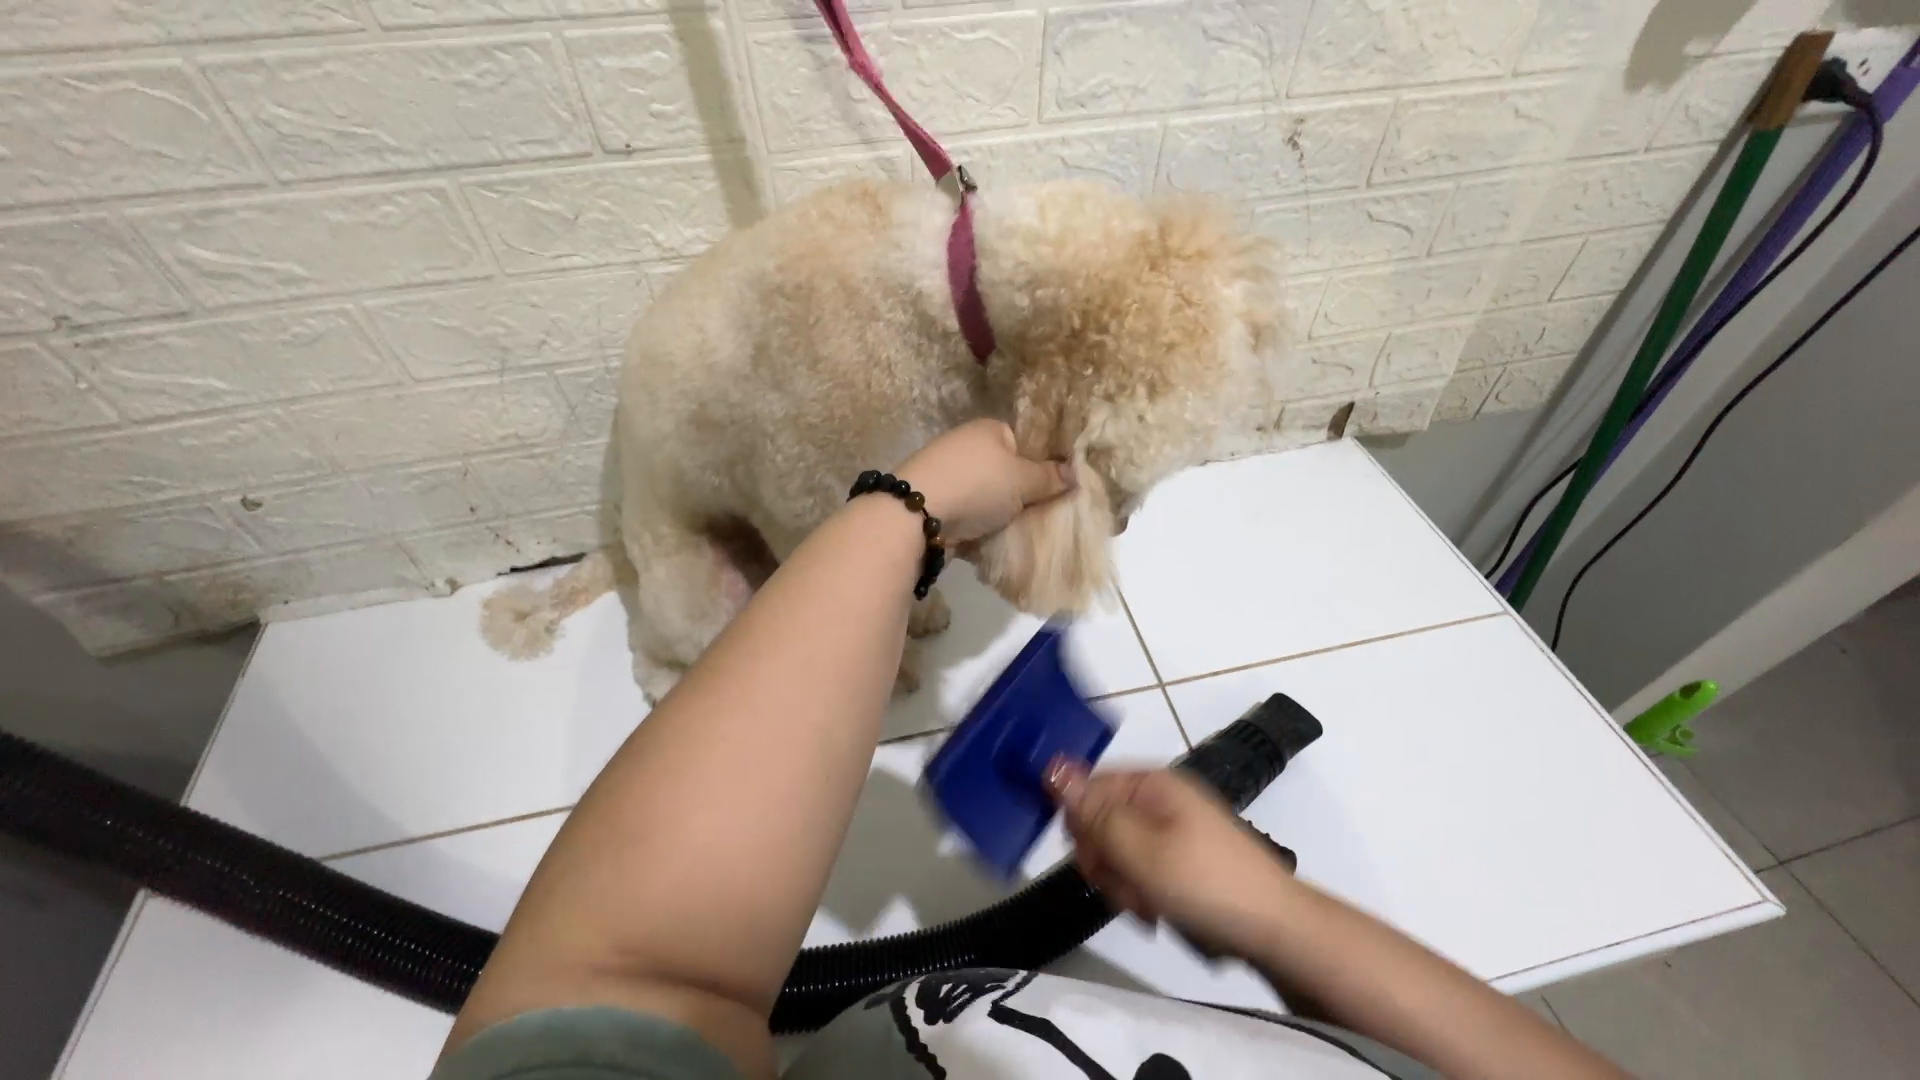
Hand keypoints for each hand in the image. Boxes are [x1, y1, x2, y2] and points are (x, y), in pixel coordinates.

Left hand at [896, 419, 1072, 544]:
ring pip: (990, 499)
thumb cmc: (976, 485)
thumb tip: (1076, 472)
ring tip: (1026, 533)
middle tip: (1048, 516)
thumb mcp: (1023, 479)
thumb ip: (1051, 477)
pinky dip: (983, 530)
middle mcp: (967, 449)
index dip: (1044, 465)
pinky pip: (972, 518)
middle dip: (1025, 496)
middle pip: (1008, 474)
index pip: (1026, 443)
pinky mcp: (938, 507)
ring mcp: (950, 478)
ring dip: (1003, 516)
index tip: (1061, 490)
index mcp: (988, 430)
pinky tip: (999, 543)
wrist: (916, 516)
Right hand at [1046, 763, 1295, 950]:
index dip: (1081, 826)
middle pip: (1101, 822)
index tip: (1092, 861)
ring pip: (1117, 852)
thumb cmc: (1206, 883)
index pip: (1088, 788)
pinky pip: (1141, 869)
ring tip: (1148, 906)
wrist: (1276, 930)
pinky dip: (1142, 892)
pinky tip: (1157, 911)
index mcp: (1151, 783)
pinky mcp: (1182, 860)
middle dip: (1105, 860)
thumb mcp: (1140, 850)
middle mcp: (1159, 799)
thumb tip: (1052, 768)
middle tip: (1126, 888)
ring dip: (1123, 883)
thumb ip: (1093, 813)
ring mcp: (1172, 830)